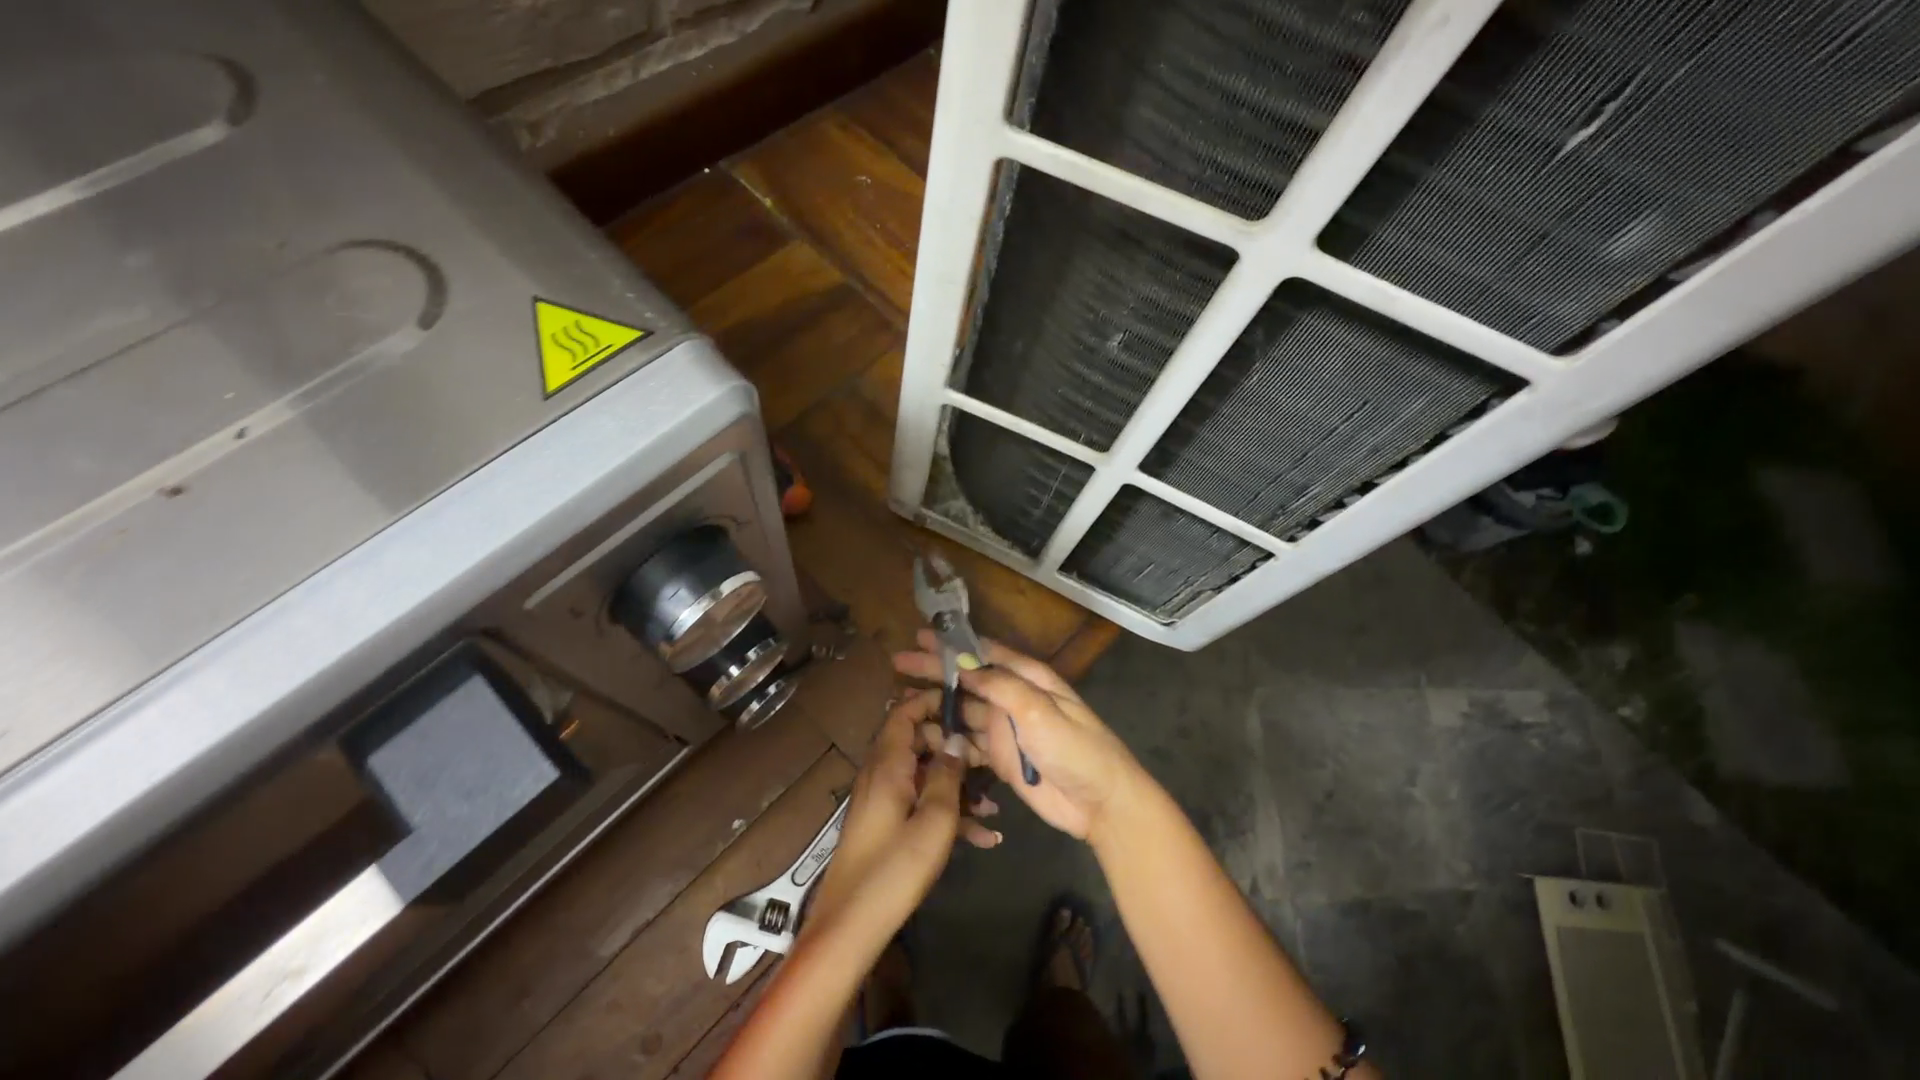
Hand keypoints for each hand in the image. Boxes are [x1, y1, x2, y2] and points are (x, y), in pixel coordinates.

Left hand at [803, 690, 992, 950]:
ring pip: (925, 778)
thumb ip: (948, 776)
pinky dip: (948, 816)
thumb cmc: (895, 868)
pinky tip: (984, 838)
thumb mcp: (934, 820)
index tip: (967, 703)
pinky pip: (920, 807)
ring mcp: (883, 803)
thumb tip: (956, 739)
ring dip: (958, 787)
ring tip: (995, 806)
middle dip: (955, 748)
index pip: (904, 714)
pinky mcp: (887, 827)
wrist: (852, 924)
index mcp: (887, 765)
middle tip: (990, 758)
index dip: (932, 702)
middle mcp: (881, 776)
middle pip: (919, 744)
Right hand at [893, 633, 1141, 842]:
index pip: (985, 654)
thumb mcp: (1040, 711)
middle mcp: (1013, 699)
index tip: (920, 636)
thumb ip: (1001, 687)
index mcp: (1029, 679)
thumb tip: (963, 665)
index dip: (952, 645)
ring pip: (962, 711)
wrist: (1100, 804)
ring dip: (934, 704)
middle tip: (898, 662)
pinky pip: (966, 744)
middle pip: (967, 681)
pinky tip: (920, 736)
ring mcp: (1005, 730)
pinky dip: (945, 738)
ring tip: (899, 700)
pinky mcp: (999, 759)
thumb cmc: (1077, 750)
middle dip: (934, 670)